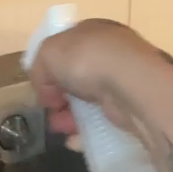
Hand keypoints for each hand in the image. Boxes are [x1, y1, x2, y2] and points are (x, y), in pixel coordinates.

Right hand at [25, 19, 169, 135]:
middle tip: (51, 110)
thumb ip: (40, 68)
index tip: (43, 87)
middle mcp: (112, 52)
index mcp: (93, 31)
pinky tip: (75, 140)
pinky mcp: (132, 105)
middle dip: (61, 96)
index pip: (68, 48)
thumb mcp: (48, 53)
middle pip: (78, 76)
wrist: (130, 82)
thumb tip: (46, 89)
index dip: (51, 68)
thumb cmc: (86, 59)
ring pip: (91, 99)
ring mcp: (125, 79)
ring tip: (59, 128)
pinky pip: (105, 119)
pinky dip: (88, 131)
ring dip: (71, 116)